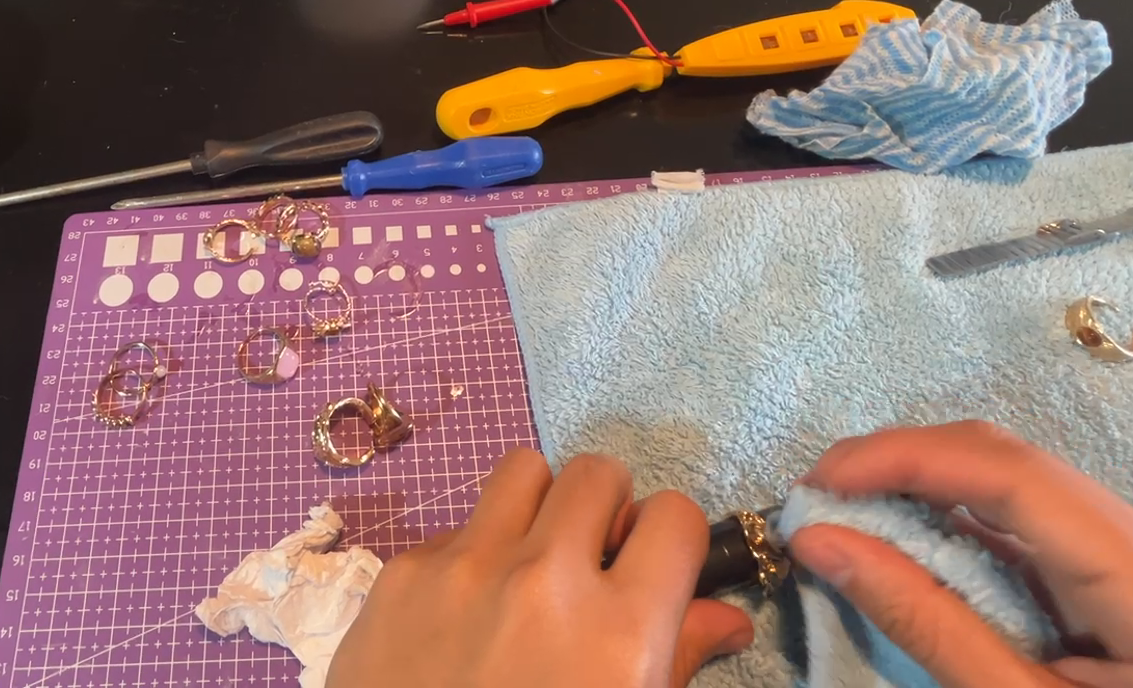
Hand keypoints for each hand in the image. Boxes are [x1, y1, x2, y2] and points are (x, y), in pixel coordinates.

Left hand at [327, 448, 752, 687]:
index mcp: (618, 633)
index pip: (675, 518)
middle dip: (607, 506)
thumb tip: (726, 613)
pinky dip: (476, 551)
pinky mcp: (406, 567)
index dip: (674, 536)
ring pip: (523, 468)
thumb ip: (677, 663)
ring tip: (531, 555)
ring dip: (539, 503)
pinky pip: (459, 524)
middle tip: (593, 553)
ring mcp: (466, 563)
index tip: (656, 560)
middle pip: (596, 472)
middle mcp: (544, 577)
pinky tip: (464, 607)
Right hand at [789, 421, 1132, 687]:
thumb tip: (815, 539)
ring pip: (1019, 485)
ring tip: (851, 516)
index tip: (819, 483)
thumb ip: (926, 625)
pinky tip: (914, 546)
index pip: (1016, 474)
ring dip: (923, 488)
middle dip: (900, 464)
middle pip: (1013, 465)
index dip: (903, 457)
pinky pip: (1036, 526)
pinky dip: (960, 525)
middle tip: (822, 496)